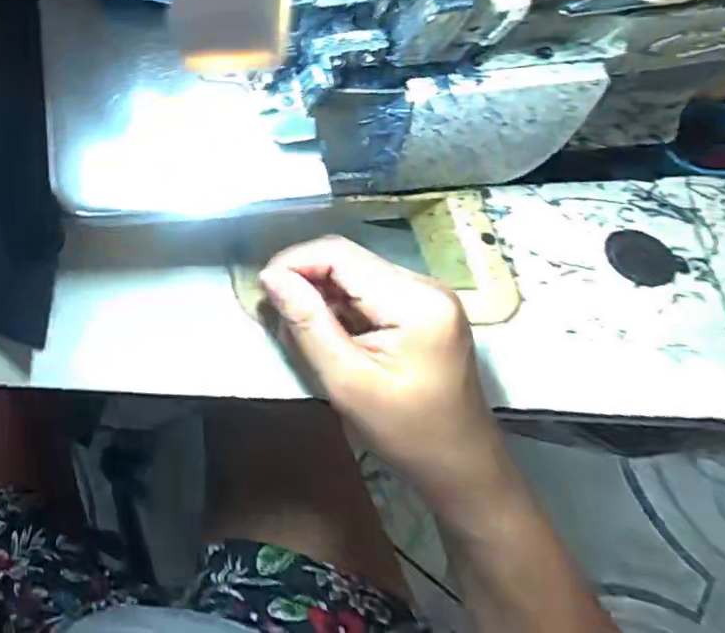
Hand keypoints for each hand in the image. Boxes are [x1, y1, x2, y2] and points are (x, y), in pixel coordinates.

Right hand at [259, 236, 513, 515]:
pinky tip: (326, 334)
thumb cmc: (406, 434)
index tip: (263, 294)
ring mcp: (424, 293)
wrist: (462, 471)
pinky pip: (363, 287)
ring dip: (317, 294)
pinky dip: (336, 304)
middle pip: (344, 259)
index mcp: (415, 301)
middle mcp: (424, 284)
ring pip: (349, 271)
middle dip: (302, 280)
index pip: (338, 255)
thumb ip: (306, 322)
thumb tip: (269, 276)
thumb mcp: (346, 381)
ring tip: (299, 331)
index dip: (292, 264)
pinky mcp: (419, 306)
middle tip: (275, 315)